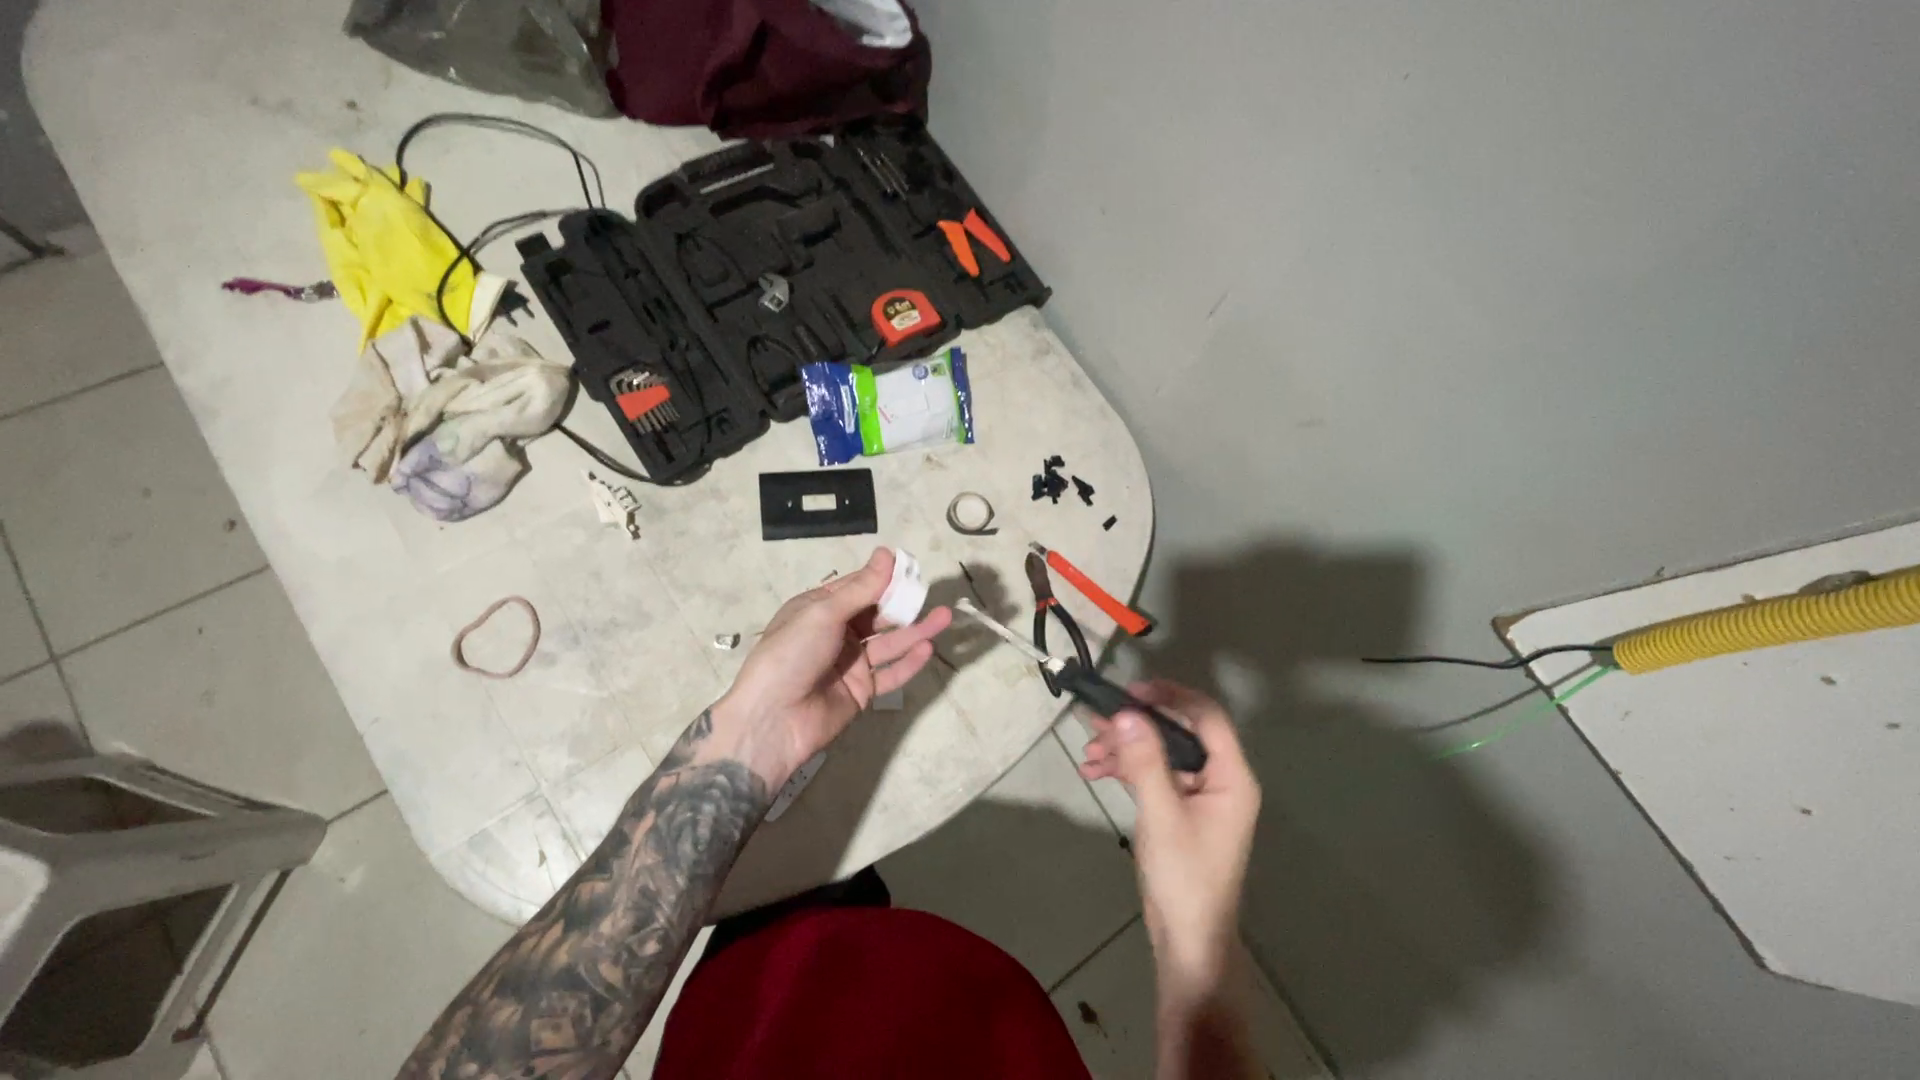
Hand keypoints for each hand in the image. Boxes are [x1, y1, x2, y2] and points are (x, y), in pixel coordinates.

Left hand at [712, 548, 951, 786]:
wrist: (773, 719)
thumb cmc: (791, 654)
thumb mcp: (823, 613)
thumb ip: (861, 588)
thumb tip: (886, 553)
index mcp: (818, 610)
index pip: (857, 588)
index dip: (884, 579)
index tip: (912, 568)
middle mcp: (836, 634)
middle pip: (877, 615)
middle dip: (903, 605)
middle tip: (931, 594)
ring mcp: (849, 665)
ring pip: (889, 644)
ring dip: (915, 631)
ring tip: (944, 618)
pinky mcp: (861, 693)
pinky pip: (890, 675)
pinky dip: (908, 663)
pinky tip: (927, 649)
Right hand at [1077, 681, 1259, 996]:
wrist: (1188, 939)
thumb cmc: (1184, 878)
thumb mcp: (1161, 815)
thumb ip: (1145, 762)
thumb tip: (1126, 713)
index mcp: (1231, 777)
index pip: (1206, 717)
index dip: (1170, 696)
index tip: (1130, 691)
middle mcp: (1219, 780)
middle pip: (1178, 732)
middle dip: (1137, 725)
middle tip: (1097, 721)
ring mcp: (1199, 796)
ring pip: (1161, 753)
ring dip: (1125, 748)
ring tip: (1089, 751)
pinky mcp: (1180, 811)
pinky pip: (1153, 776)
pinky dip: (1126, 770)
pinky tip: (1094, 770)